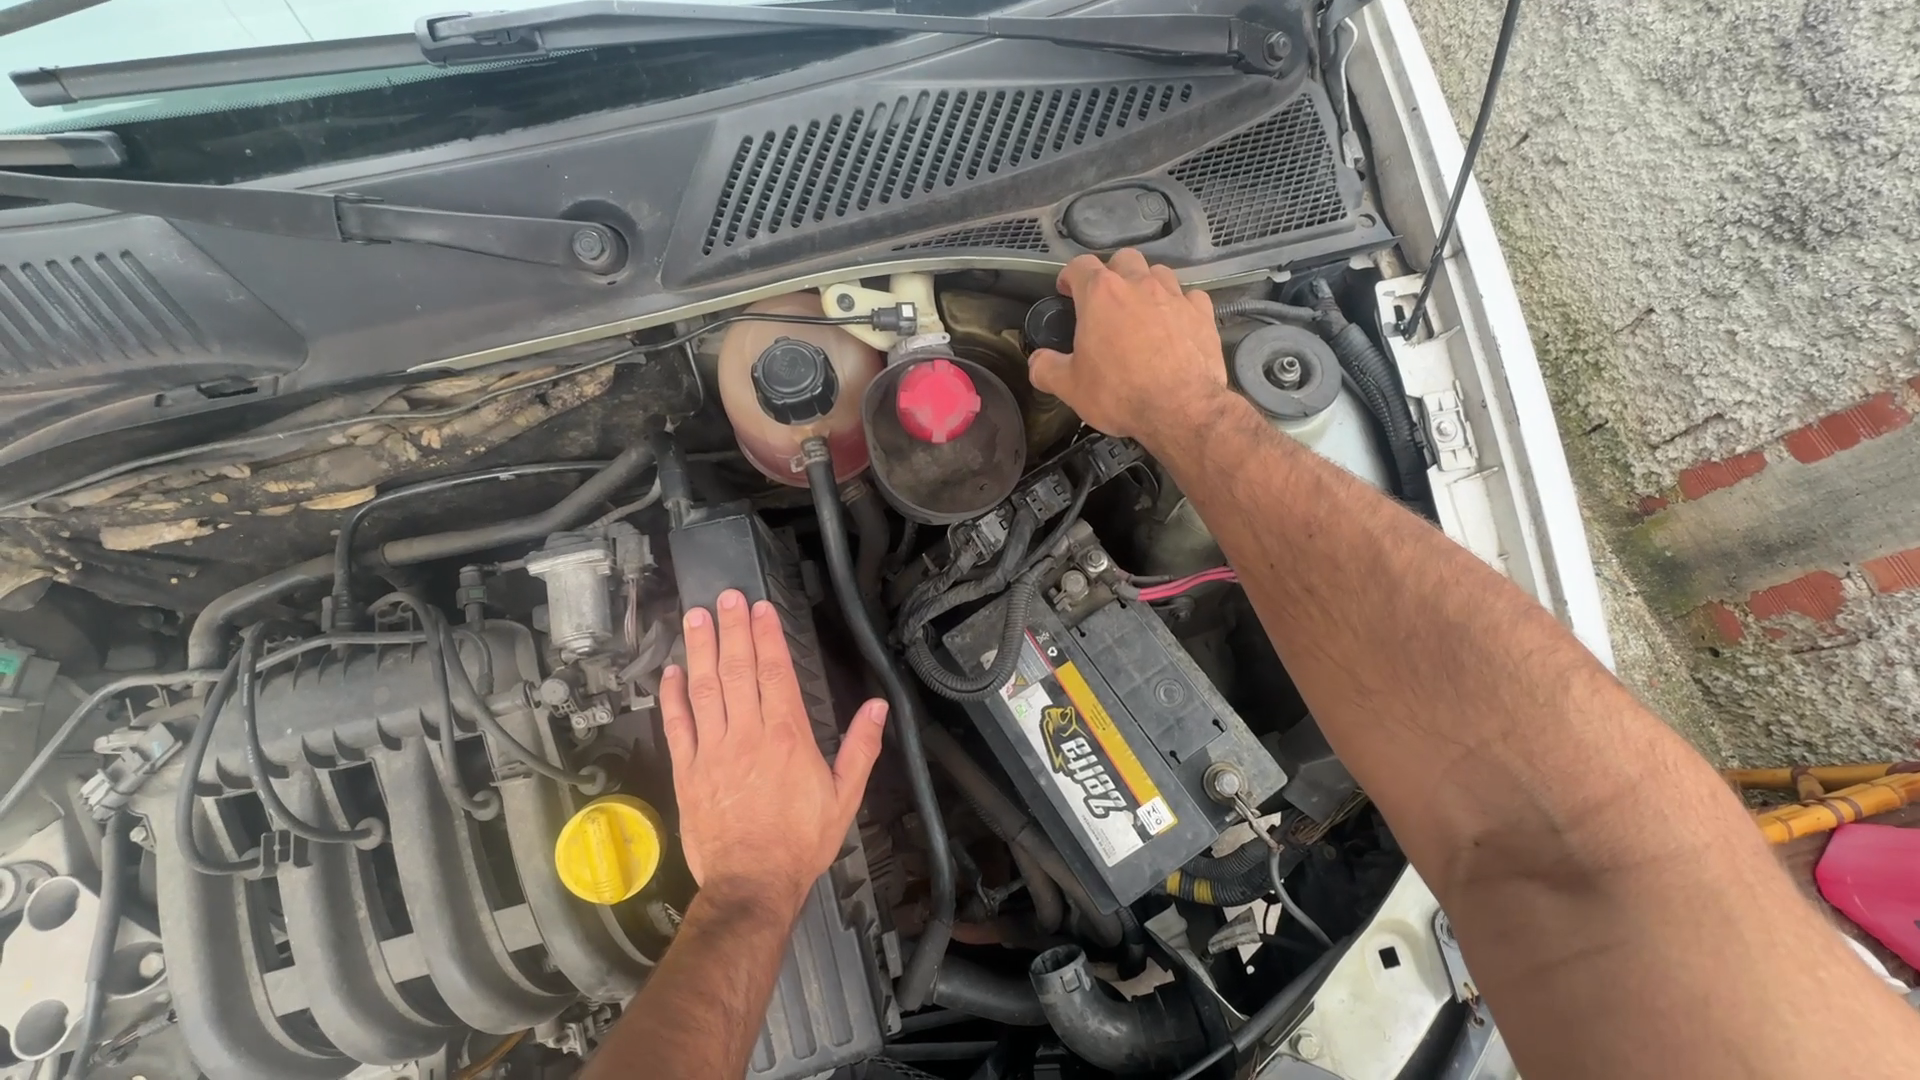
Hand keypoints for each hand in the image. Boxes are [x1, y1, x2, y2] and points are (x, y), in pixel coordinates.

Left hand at [660, 590, 887, 916]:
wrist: (752, 884)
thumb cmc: (800, 841)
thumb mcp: (846, 796)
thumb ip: (861, 747)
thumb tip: (877, 708)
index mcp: (787, 736)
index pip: (774, 673)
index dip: (766, 636)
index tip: (760, 608)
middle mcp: (747, 735)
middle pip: (736, 670)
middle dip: (731, 629)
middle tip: (725, 597)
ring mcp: (713, 751)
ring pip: (704, 689)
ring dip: (700, 650)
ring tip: (696, 617)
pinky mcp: (688, 772)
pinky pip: (678, 726)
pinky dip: (672, 697)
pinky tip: (670, 672)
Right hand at [1027, 249, 1229, 442]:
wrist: (1180, 408)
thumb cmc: (1120, 393)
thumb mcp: (1069, 387)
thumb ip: (1046, 369)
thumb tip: (1037, 362)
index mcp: (1100, 295)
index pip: (1079, 266)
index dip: (1069, 275)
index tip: (1066, 290)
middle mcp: (1138, 284)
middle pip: (1123, 259)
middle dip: (1111, 273)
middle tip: (1106, 300)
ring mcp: (1174, 296)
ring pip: (1158, 272)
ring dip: (1146, 284)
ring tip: (1141, 309)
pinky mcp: (1202, 313)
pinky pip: (1189, 297)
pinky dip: (1179, 305)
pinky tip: (1175, 323)